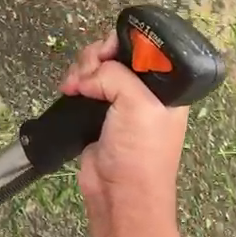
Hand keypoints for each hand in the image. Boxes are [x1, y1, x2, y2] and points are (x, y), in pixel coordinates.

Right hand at [59, 35, 187, 215]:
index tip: (105, 53)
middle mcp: (144, 91)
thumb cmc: (139, 150)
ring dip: (81, 69)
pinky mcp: (97, 111)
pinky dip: (74, 81)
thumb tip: (86, 77)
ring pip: (96, 66)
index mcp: (166, 88)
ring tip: (73, 85)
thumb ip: (114, 75)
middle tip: (87, 73)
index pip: (145, 49)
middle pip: (115, 54)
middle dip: (96, 57)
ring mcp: (119, 102)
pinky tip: (68, 89)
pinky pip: (84, 83)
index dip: (122, 44)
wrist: (120, 193)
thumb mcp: (138, 103)